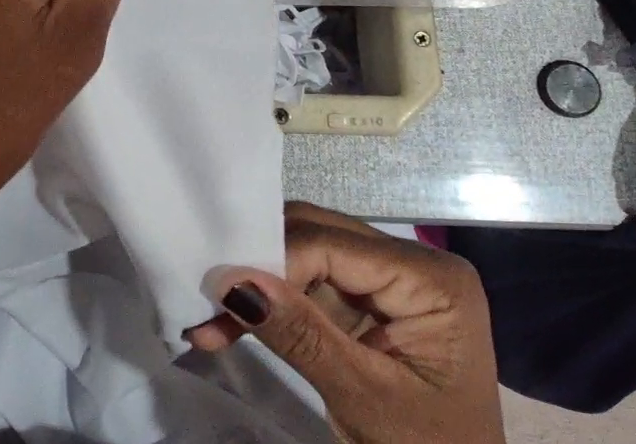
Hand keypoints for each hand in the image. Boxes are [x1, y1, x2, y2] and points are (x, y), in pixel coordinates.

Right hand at [187, 203, 505, 443]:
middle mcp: (411, 264)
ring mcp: (388, 281)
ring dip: (255, 288)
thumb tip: (231, 280)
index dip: (272, 263)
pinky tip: (229, 327)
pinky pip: (305, 286)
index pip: (331, 245)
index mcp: (431, 280)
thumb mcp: (363, 398)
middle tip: (205, 296)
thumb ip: (300, 334)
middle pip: (314, 237)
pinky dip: (270, 307)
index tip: (220, 294)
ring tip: (208, 319)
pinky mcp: (366, 301)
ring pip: (301, 257)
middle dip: (257, 268)